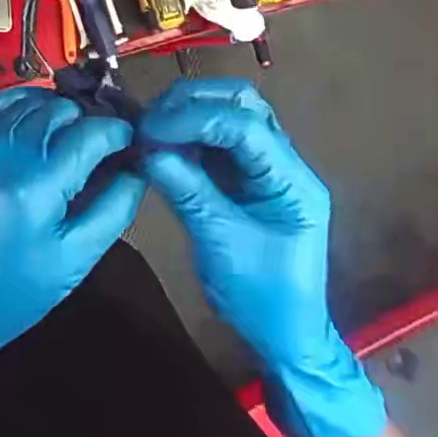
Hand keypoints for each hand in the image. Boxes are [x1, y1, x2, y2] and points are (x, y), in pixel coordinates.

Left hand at [0, 88, 144, 409]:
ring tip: (71, 138)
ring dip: (59, 112)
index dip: (119, 133)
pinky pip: (0, 105)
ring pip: (32, 100)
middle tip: (101, 147)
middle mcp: (3, 152)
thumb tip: (138, 164)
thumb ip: (116, 206)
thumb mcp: (76, 258)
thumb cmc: (13, 292)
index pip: (92, 132)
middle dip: (89, 121)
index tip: (129, 144)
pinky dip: (26, 108)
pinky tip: (38, 130)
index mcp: (35, 186)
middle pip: (63, 108)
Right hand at [137, 79, 384, 436]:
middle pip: (242, 104)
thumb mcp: (222, 244)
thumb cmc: (262, 296)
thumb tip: (147, 152)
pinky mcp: (243, 176)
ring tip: (151, 130)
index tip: (150, 130)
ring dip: (188, 113)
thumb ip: (188, 192)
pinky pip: (215, 140)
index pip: (245, 126)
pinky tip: (160, 145)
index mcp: (291, 179)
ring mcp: (264, 166)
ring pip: (229, 114)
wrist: (283, 334)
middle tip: (149, 121)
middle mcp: (282, 161)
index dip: (194, 119)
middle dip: (193, 102)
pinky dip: (186, 135)